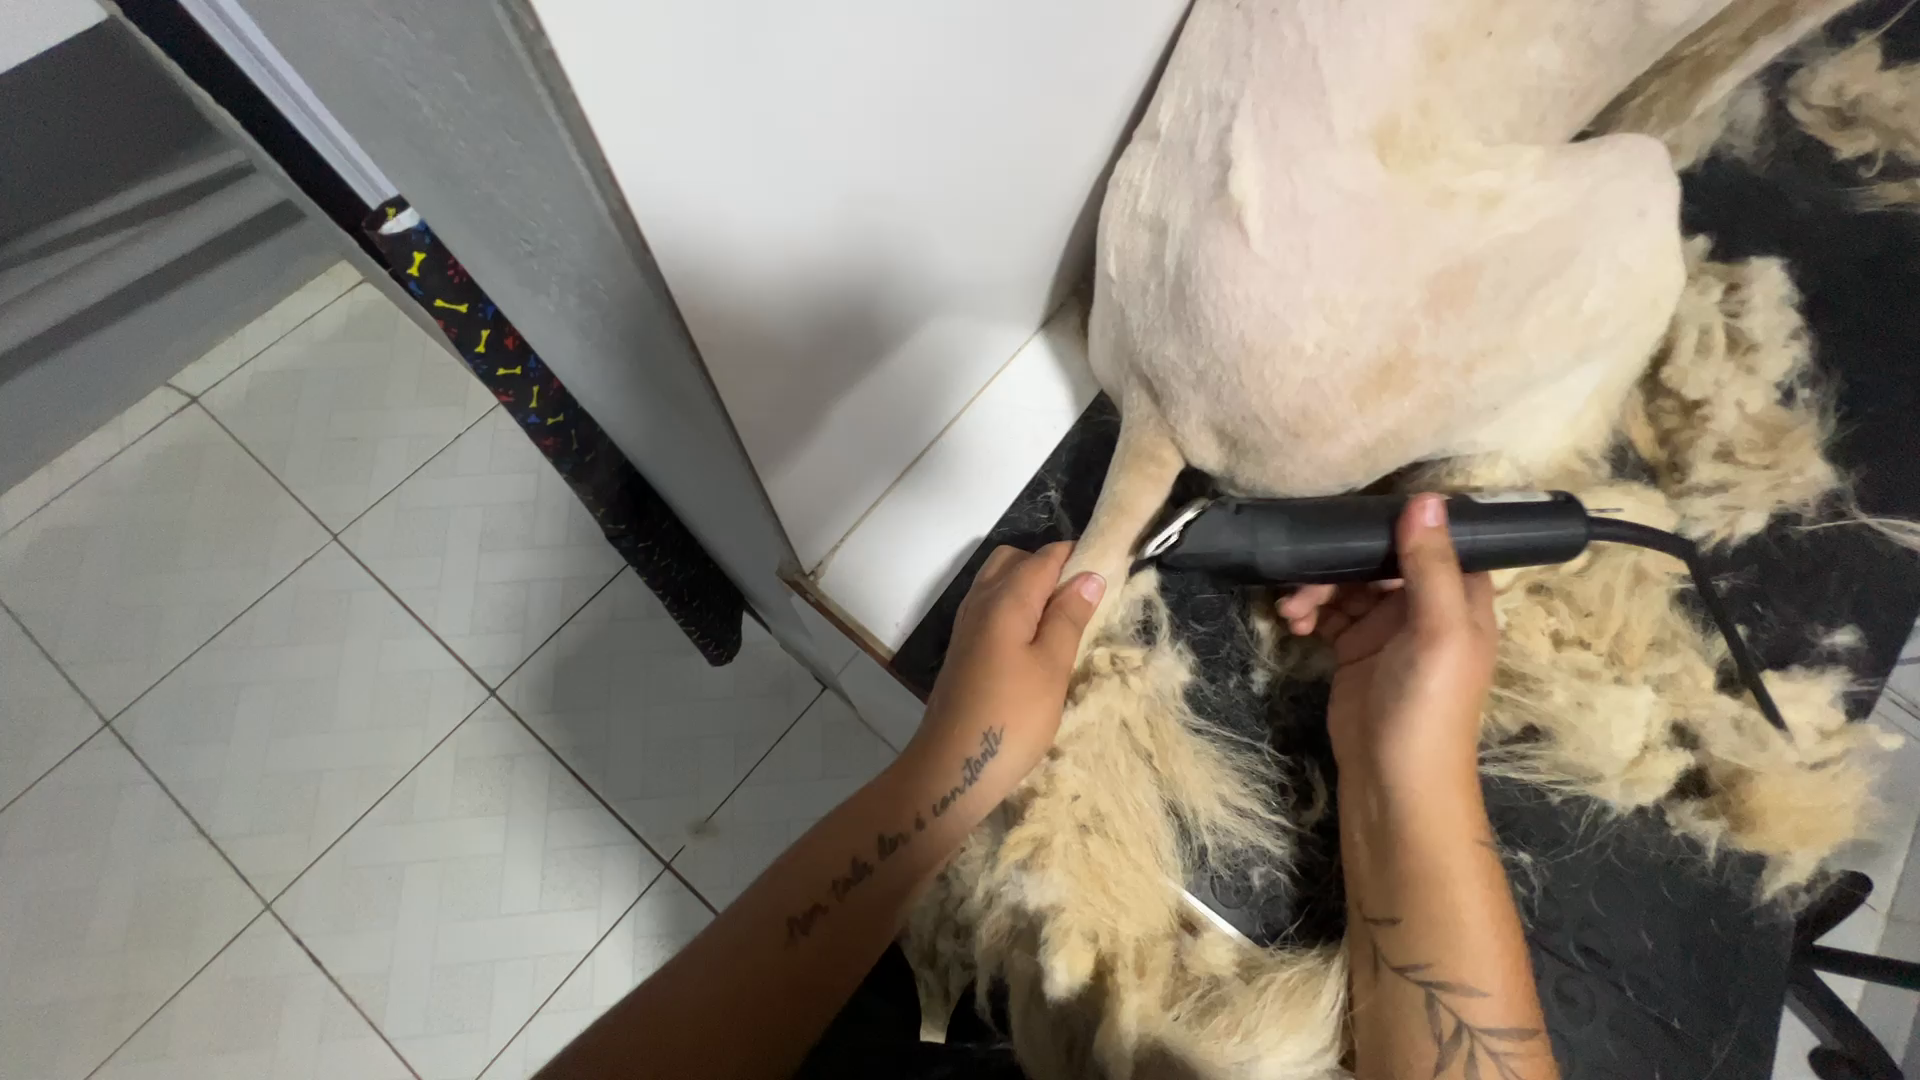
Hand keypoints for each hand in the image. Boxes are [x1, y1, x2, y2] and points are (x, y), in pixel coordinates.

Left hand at [911, 542, 1104, 792]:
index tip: (1110, 569)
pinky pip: (990, 606)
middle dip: (1050, 567)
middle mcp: (980, 601)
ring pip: (999, 582)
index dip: (1077, 556)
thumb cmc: (1011, 718)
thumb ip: (1069, 617)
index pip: (1045, 557)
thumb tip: (1089, 575)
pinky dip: (1015, 606)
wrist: (951, 765)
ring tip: (1064, 619)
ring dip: (1030, 587)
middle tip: (1084, 598)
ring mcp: (967, 624)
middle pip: (1015, 560)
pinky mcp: (964, 647)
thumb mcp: (1052, 667)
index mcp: (1005, 599)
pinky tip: (1034, 637)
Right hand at [1283, 495, 1496, 786]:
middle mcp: (1423, 606)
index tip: (1352, 516)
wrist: (1392, 776)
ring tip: (1293, 612)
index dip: (1397, 526)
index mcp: (1459, 598)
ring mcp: (1384, 628)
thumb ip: (1430, 565)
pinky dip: (1307, 612)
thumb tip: (1426, 498)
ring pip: (1346, 585)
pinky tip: (1293, 624)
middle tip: (1305, 581)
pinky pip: (1326, 613)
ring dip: (1315, 590)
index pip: (1432, 541)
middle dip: (1338, 565)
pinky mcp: (1352, 647)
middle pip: (1377, 561)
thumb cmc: (1428, 703)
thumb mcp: (1438, 630)